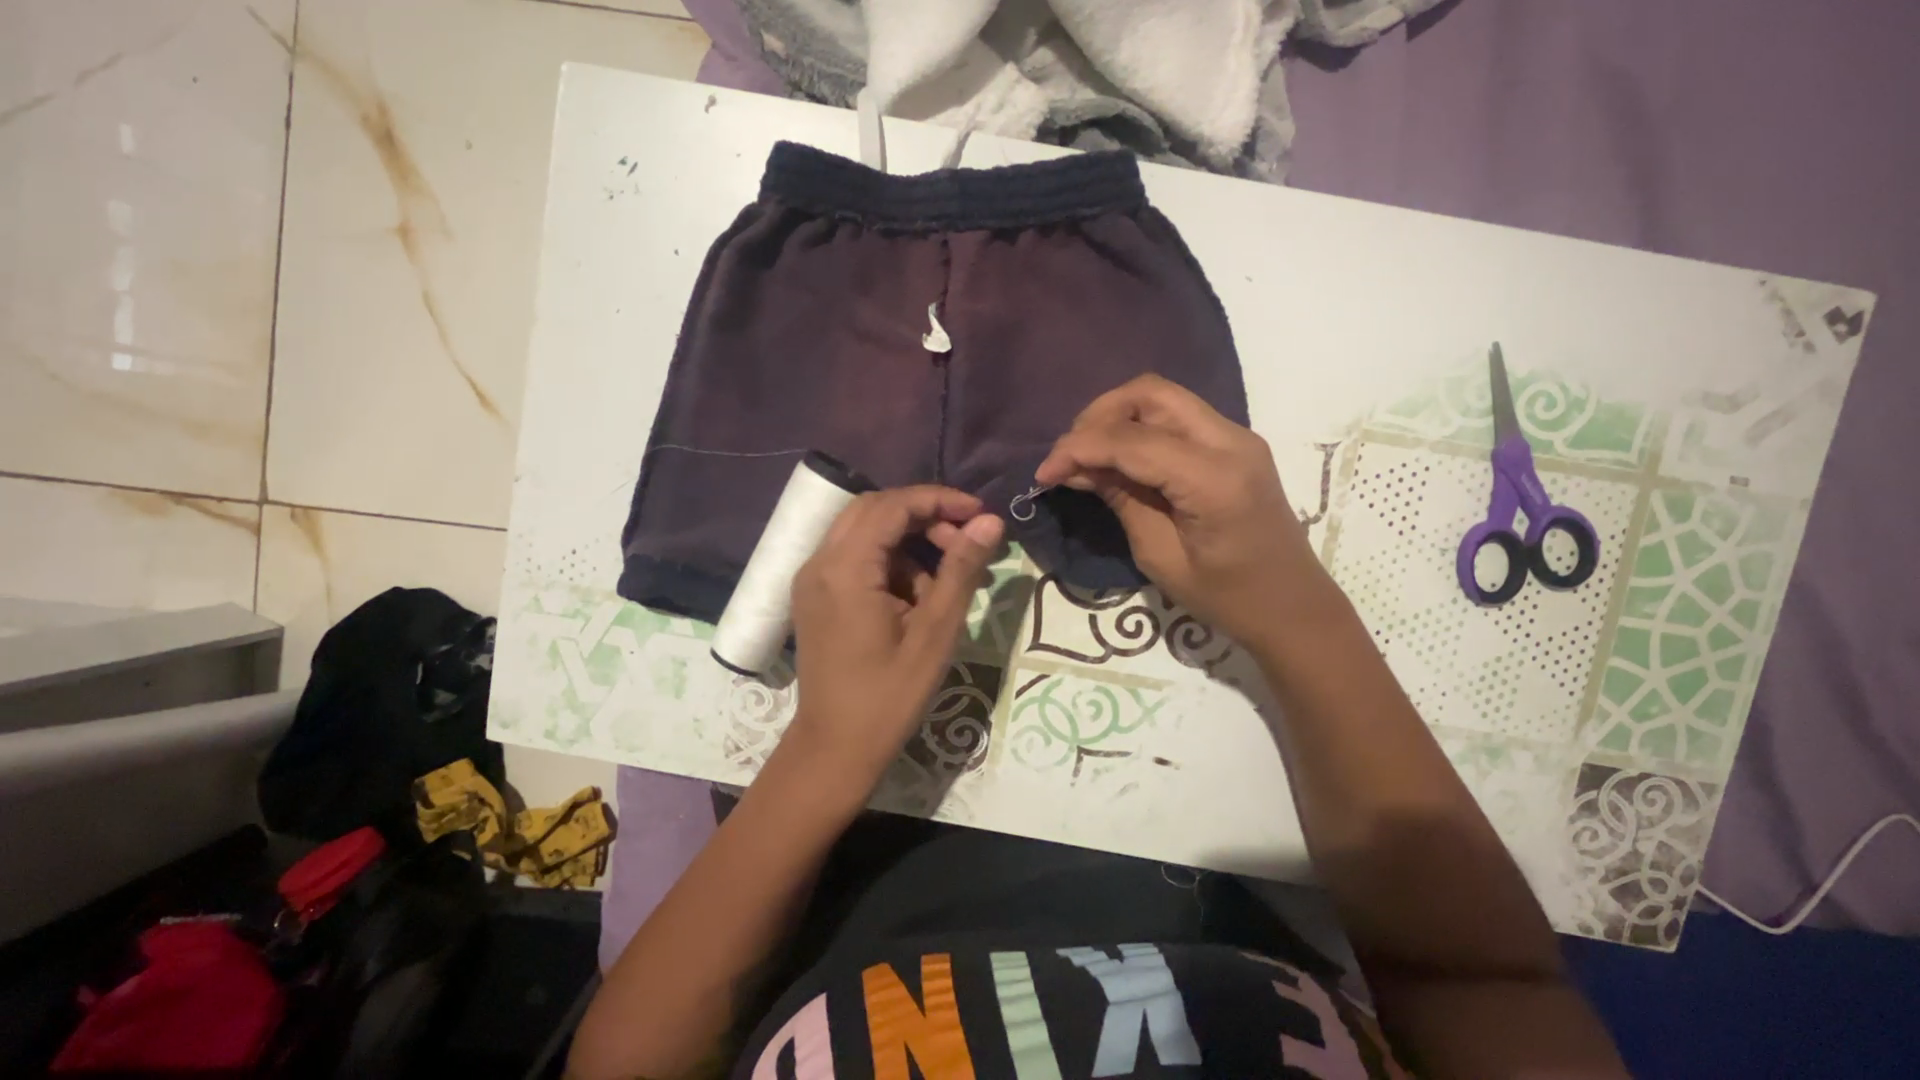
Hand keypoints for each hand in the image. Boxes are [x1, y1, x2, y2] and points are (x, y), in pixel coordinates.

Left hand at [784, 487, 1003, 783]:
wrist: (836, 747)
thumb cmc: (889, 695)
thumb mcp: (935, 632)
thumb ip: (961, 570)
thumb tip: (989, 522)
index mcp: (845, 568)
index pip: (893, 506)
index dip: (940, 500)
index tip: (981, 514)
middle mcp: (819, 562)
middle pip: (874, 510)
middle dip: (924, 516)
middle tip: (965, 540)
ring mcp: (811, 579)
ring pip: (864, 533)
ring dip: (908, 542)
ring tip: (948, 580)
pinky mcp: (814, 597)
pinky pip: (853, 558)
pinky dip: (888, 563)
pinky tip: (917, 598)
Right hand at [1035, 374, 1329, 648]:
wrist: (1292, 607)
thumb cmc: (1227, 597)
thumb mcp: (1161, 557)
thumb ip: (1122, 500)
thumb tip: (1077, 468)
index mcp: (1213, 478)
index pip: (1131, 440)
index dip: (1079, 448)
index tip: (1043, 473)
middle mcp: (1230, 441)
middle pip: (1150, 393)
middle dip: (1099, 416)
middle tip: (1070, 455)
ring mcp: (1237, 437)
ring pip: (1164, 397)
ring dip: (1119, 416)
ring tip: (1089, 455)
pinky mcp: (1235, 444)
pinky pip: (1178, 416)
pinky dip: (1141, 426)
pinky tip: (1120, 458)